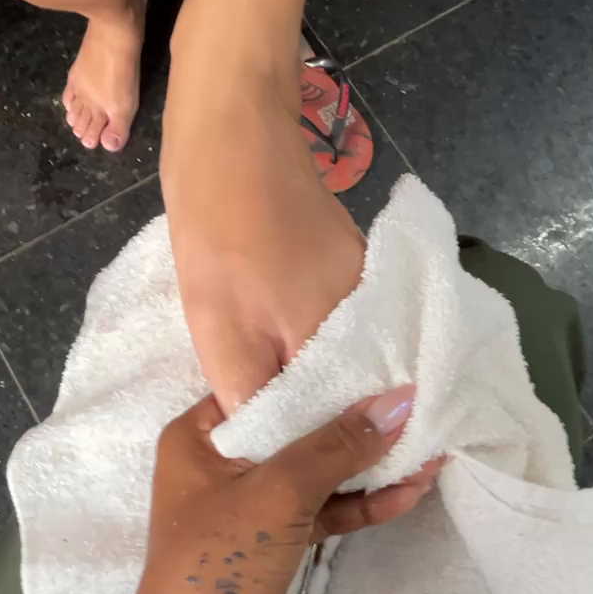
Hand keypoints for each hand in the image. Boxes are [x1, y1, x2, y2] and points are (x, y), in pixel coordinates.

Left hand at [117, 386, 439, 593]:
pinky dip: (362, 503)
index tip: (377, 363)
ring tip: (428, 449)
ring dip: (369, 467)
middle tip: (413, 404)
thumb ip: (338, 445)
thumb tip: (400, 400)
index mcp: (200, 434)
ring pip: (317, 473)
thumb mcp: (279, 492)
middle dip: (356, 425)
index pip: (267, 388)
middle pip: (298, 430)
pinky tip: (408, 493)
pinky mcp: (277, 540)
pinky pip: (323, 509)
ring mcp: (251, 503)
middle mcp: (223, 461)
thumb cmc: (219, 563)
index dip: (322, 375)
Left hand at [161, 19, 365, 410]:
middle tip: (271, 431)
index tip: (287, 464)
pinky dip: (311, 338)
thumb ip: (250, 392)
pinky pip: (336, 319)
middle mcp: (374, 312)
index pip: (347, 416)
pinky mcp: (348, 259)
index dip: (317, 445)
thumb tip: (271, 443)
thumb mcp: (218, 325)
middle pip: (350, 384)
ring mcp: (364, 280)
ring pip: (342, 350)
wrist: (233, 130)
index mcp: (347, 336)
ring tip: (271, 395)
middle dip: (315, 412)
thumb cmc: (219, 229)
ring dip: (310, 374)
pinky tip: (278, 344)